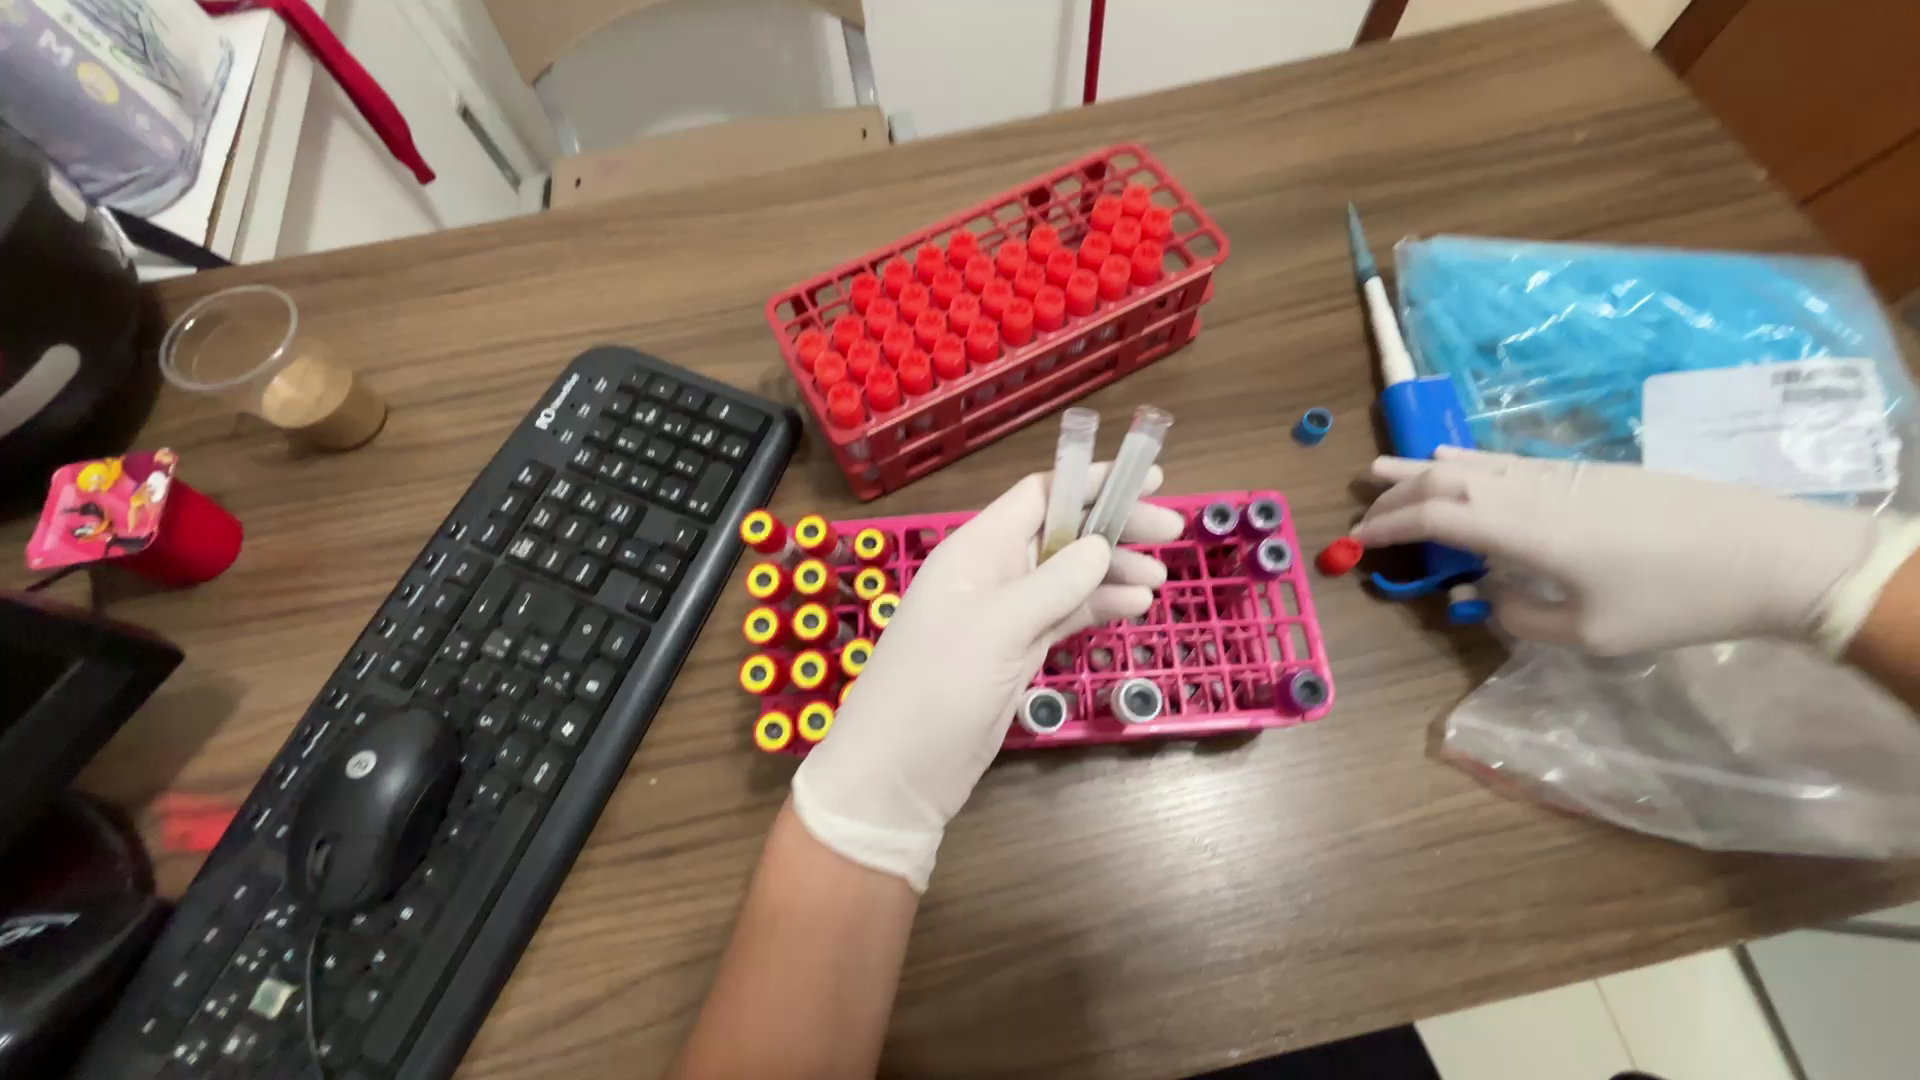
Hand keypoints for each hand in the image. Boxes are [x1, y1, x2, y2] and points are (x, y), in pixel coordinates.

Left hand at [790, 463, 1185, 890]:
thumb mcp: (998, 627)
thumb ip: (1054, 584)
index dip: (1089, 482)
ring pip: (1068, 577)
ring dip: (1112, 573)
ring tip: (1158, 581)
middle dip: (1113, 528)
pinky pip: (1064, 616)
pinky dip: (1098, 608)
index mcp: (976, 550)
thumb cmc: (938, 686)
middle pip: (1061, 533)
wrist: (899, 771)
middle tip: (1170, 533)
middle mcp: (992, 574)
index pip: (1039, 497)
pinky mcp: (1016, 651)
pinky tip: (1134, 608)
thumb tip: (1101, 545)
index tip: (1146, 477)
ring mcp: (1005, 614)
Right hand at [1352, 447, 1883, 655]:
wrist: (1776, 555)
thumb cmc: (1678, 601)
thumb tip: (1482, 595)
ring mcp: (1554, 474)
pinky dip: (1462, 461)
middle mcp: (1527, 491)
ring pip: (1467, 463)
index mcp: (1523, 530)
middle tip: (1362, 516)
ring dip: (1417, 470)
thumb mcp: (1592, 633)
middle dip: (1393, 499)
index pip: (1432, 518)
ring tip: (1376, 471)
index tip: (1356, 541)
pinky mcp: (1579, 470)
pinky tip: (1448, 459)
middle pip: (1440, 482)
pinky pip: (1500, 459)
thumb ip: (1519, 615)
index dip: (1387, 528)